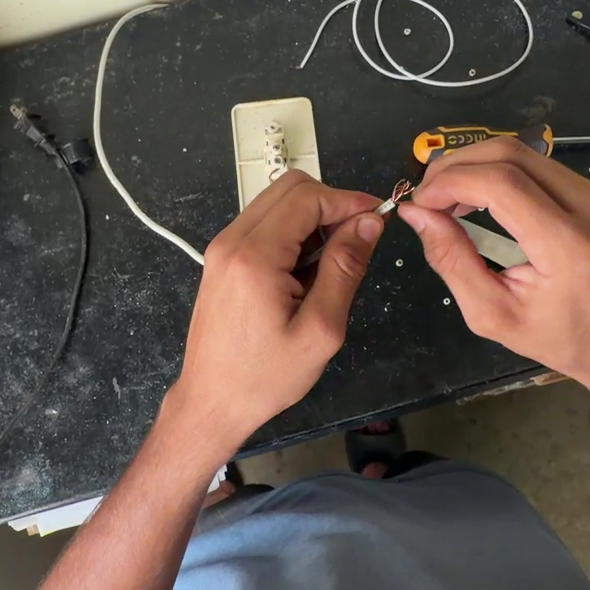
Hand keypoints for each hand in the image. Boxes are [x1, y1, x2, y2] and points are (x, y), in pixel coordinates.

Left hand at [166, 172, 384, 447]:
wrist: (212, 401)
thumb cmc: (266, 377)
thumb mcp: (320, 329)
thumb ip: (346, 268)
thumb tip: (369, 222)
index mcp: (254, 256)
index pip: (307, 198)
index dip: (348, 201)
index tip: (378, 219)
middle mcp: (231, 240)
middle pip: (289, 188)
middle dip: (330, 204)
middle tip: (356, 241)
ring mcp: (221, 248)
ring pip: (275, 202)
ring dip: (310, 219)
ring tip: (331, 263)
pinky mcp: (220, 259)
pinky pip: (262, 224)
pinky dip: (290, 232)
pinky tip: (305, 270)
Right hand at [395, 137, 589, 387]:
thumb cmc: (554, 337)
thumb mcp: (490, 313)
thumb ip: (451, 260)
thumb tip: (415, 213)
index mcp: (570, 248)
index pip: (503, 185)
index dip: (452, 182)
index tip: (419, 203)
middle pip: (512, 156)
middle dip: (456, 166)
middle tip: (426, 195)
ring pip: (521, 152)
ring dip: (473, 166)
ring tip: (445, 197)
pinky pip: (534, 164)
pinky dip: (494, 171)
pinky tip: (474, 197)